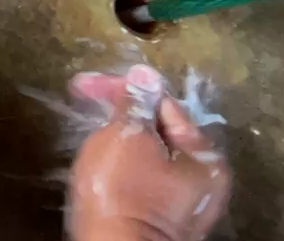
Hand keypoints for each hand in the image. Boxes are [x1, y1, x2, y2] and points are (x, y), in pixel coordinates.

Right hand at [66, 65, 230, 240]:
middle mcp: (202, 176)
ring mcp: (183, 196)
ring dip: (118, 127)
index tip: (85, 84)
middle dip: (119, 106)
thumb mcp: (128, 136)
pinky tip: (102, 149)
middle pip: (158, 124)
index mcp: (203, 156)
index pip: (162, 102)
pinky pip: (143, 168)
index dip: (123, 88)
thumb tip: (145, 73)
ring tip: (89, 119)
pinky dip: (122, 152)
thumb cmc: (125, 189)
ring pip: (149, 146)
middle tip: (81, 94)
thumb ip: (137, 102)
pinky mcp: (161, 210)